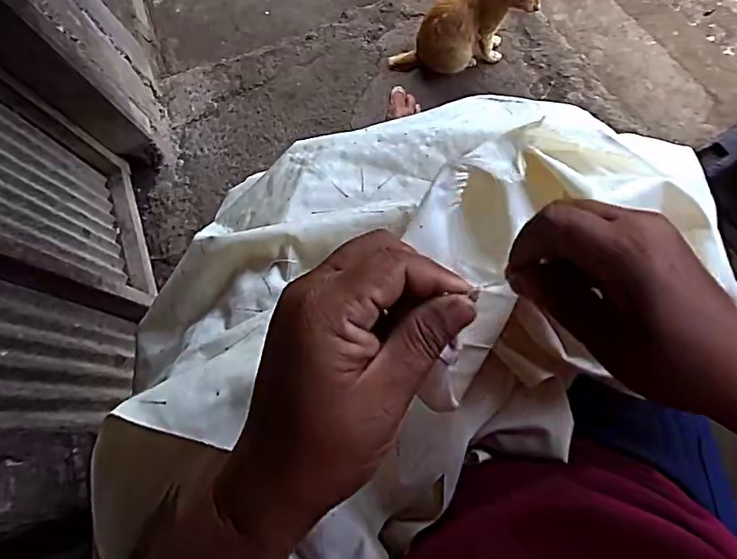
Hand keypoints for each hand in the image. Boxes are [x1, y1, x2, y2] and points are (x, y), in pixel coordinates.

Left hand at [208, 231, 478, 553]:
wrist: (271, 487)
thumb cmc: (327, 451)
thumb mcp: (386, 396)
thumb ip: (424, 338)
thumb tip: (463, 302)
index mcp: (324, 307)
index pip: (393, 263)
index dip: (436, 277)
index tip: (466, 303)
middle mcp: (309, 289)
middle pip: (379, 249)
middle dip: (421, 272)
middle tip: (449, 309)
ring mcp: (303, 298)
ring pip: (368, 258)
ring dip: (404, 279)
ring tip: (430, 319)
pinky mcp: (306, 310)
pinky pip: (354, 278)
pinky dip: (385, 290)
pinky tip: (402, 325)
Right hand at [506, 199, 736, 420]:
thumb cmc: (673, 364)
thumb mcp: (609, 343)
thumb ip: (562, 301)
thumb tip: (522, 276)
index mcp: (625, 248)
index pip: (557, 221)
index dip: (527, 244)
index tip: (516, 278)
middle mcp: (639, 222)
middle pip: (571, 209)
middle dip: (542, 239)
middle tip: (533, 282)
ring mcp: (653, 223)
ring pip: (590, 213)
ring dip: (565, 239)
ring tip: (560, 285)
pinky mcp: (661, 232)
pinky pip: (611, 222)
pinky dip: (588, 241)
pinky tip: (591, 278)